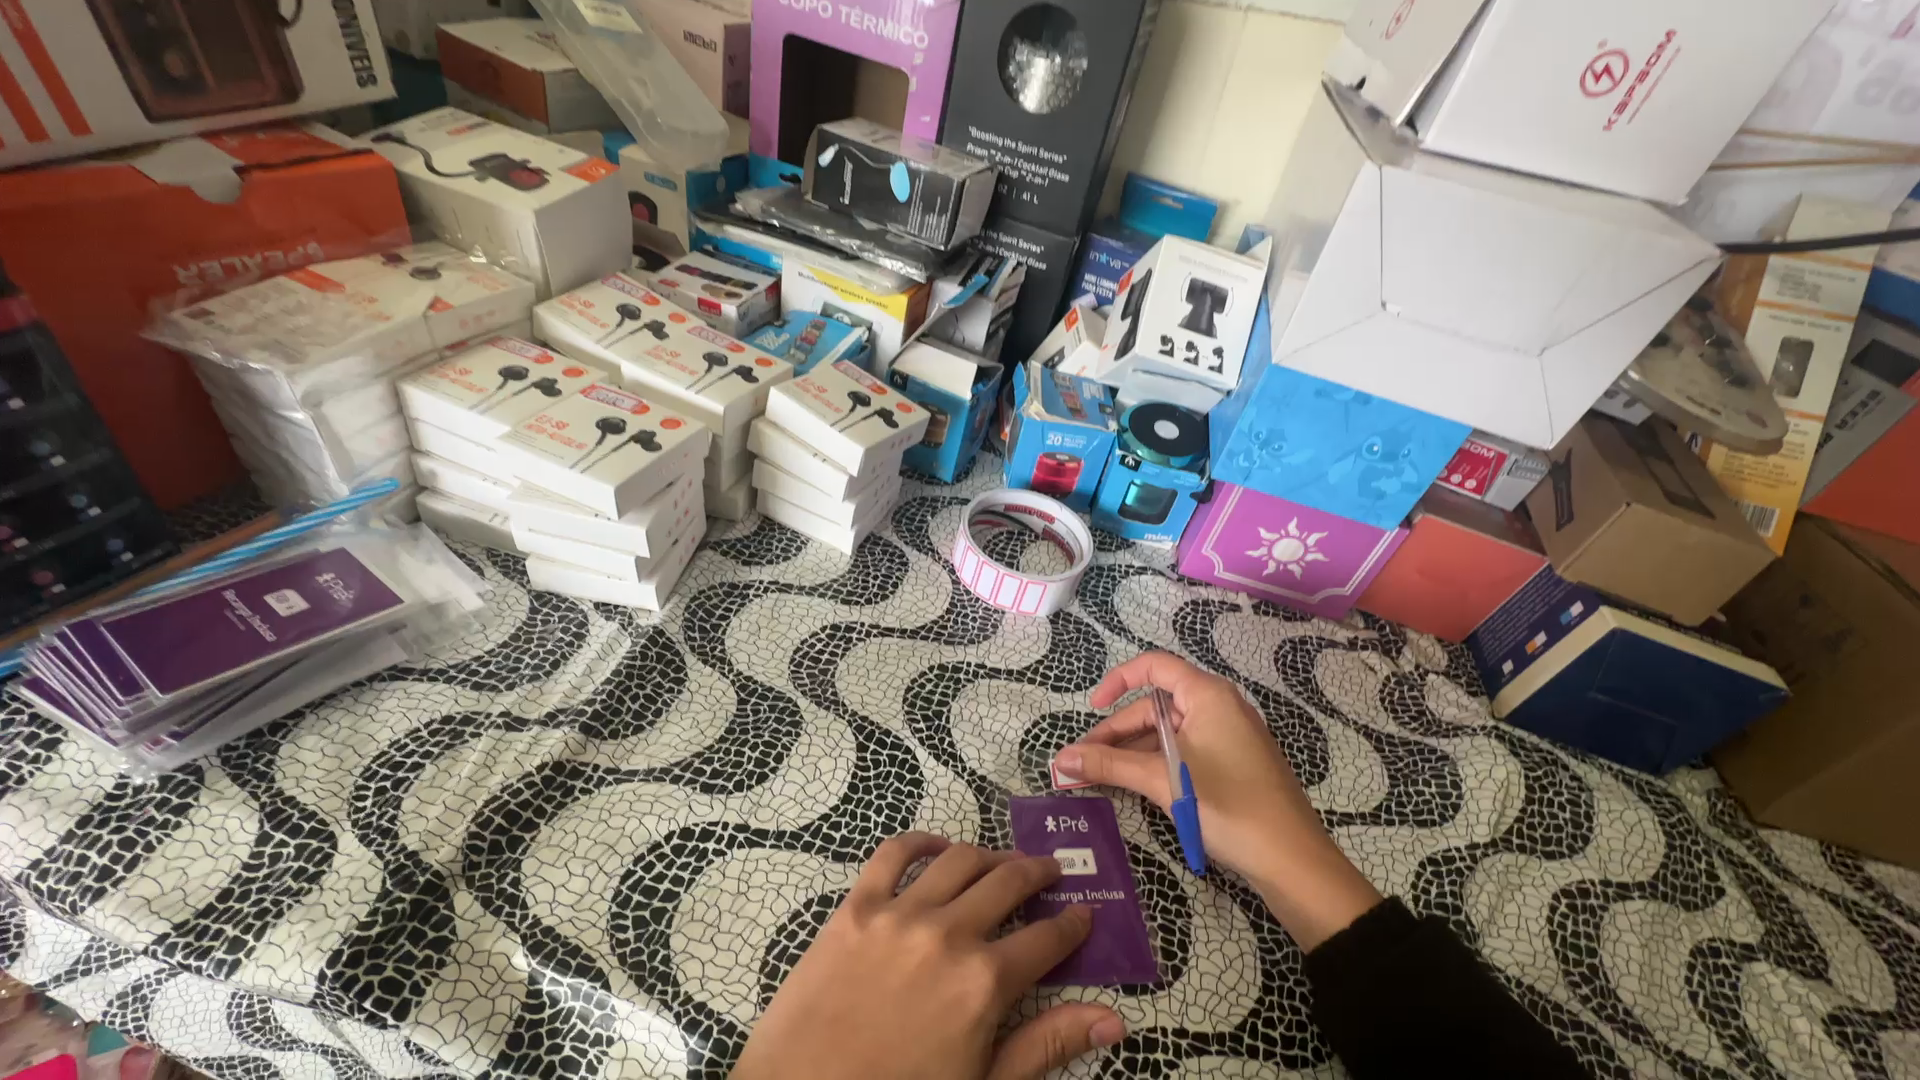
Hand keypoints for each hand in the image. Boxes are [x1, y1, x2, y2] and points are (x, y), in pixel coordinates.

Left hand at [733, 833, 1126, 1079]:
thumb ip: (1047, 1044)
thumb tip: (1115, 1020)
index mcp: (984, 983)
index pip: (1047, 939)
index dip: (1072, 925)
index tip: (1083, 914)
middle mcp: (949, 934)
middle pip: (1007, 883)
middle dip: (1037, 874)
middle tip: (1049, 872)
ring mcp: (899, 914)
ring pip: (958, 860)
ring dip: (988, 855)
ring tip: (1000, 861)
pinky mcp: (855, 907)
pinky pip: (892, 854)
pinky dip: (920, 841)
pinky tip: (936, 846)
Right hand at [1054, 652, 1381, 949]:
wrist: (1293, 862)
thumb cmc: (1228, 806)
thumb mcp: (1162, 781)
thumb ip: (1108, 765)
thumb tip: (1060, 759)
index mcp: (1208, 695)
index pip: (1154, 666)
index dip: (1118, 680)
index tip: (1092, 707)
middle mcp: (1219, 707)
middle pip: (1155, 706)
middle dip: (1116, 731)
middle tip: (1082, 761)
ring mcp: (1227, 737)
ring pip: (1167, 733)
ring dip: (1131, 752)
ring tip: (1096, 776)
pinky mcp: (1232, 765)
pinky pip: (1183, 751)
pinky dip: (1154, 764)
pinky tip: (1132, 784)